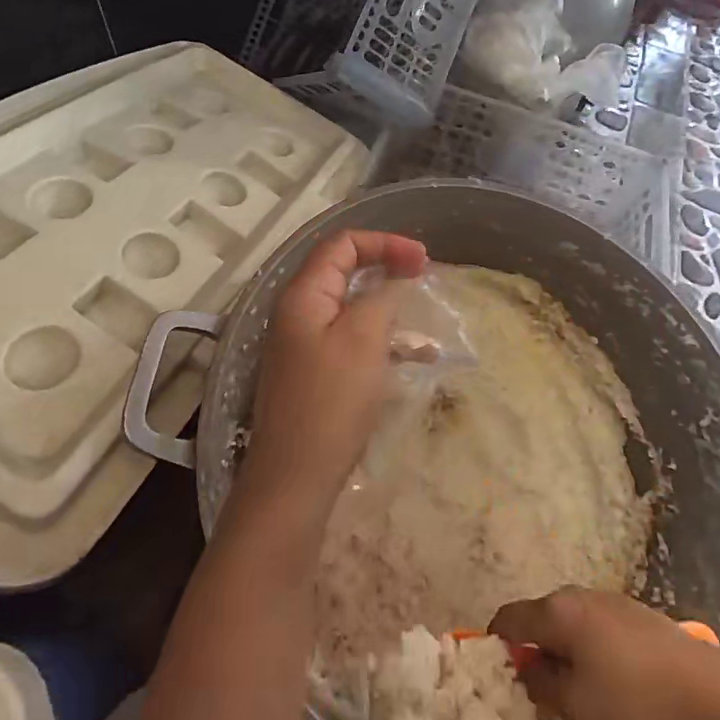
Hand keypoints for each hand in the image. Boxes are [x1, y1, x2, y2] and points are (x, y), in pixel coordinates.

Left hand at [236, 230, 428, 510]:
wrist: (295, 477)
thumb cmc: (330, 401)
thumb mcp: (363, 340)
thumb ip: (381, 298)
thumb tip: (394, 280)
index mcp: (303, 295)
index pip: (342, 245)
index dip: (384, 243)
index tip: (423, 259)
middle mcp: (298, 313)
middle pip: (343, 272)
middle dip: (385, 268)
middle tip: (423, 278)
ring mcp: (304, 345)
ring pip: (350, 309)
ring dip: (386, 307)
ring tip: (423, 324)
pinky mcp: (314, 373)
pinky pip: (350, 341)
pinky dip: (380, 340)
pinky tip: (411, 358)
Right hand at [490, 588, 719, 719]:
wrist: (706, 688)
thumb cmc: (632, 694)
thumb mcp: (577, 701)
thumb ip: (540, 683)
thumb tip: (523, 669)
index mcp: (556, 610)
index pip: (508, 618)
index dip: (497, 643)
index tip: (502, 672)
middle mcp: (575, 594)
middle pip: (538, 617)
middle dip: (533, 648)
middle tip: (543, 688)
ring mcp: (605, 598)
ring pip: (567, 620)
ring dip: (562, 647)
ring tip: (577, 685)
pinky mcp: (630, 608)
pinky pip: (592, 622)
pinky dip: (587, 644)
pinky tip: (608, 674)